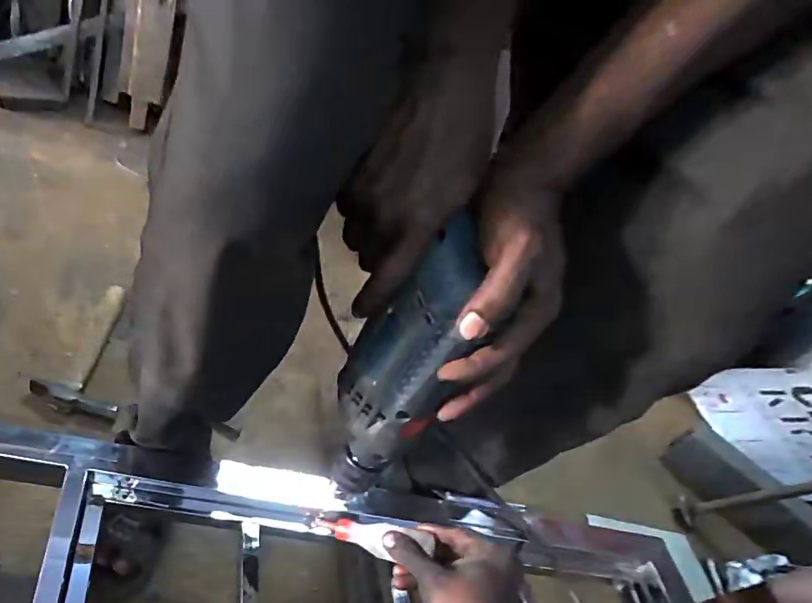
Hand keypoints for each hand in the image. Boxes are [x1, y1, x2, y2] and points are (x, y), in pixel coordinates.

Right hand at [339, 49, 498, 319]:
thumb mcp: (463, 197)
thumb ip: (435, 234)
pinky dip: (357, 208)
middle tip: (395, 245)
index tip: (362, 311)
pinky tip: (376, 191)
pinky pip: (345, 208)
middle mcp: (381, 220)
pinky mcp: (348, 175)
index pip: (384, 281)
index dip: (372, 302)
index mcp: (414, 229)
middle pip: (367, 259)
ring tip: (386, 215)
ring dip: (367, 233)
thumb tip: (418, 259)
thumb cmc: (465, 140)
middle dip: (379, 257)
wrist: (442, 82)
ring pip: (354, 235)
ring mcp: (360, 196)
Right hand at [385, 524, 526, 602]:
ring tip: (397, 578)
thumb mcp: (432, 579)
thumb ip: (410, 555)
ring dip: (423, 573)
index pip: (452, 533)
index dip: (423, 533)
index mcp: (488, 550)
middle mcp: (495, 562)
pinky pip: (457, 585)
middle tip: (395, 559)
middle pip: (450, 552)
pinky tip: (412, 590)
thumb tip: (388, 535)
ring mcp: (492, 582)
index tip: (401, 534)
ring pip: (451, 570)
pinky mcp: (485, 601)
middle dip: (419, 557)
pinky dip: (436, 586)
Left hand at [438, 176, 565, 420]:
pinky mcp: (495, 304)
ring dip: (467, 386)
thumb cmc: (521, 212)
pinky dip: (462, 359)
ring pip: (491, 362)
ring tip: (438, 404)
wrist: (525, 176)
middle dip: (470, 396)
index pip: (504, 358)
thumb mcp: (516, 250)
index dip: (473, 373)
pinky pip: (480, 341)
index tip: (441, 377)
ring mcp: (513, 314)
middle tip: (437, 415)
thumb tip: (470, 335)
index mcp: (537, 313)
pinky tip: (439, 364)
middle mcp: (526, 321)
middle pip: (500, 371)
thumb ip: (496, 294)